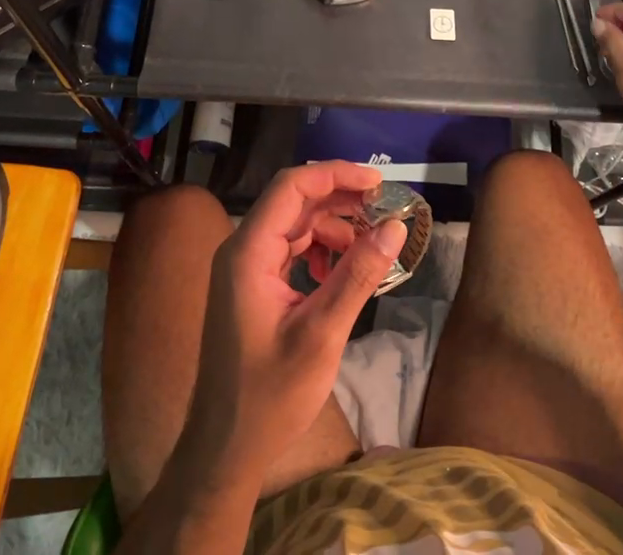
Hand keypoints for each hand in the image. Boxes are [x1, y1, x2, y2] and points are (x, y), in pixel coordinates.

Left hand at [184, 160, 407, 474]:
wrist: (226, 446)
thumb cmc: (270, 394)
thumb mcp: (322, 333)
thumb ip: (358, 275)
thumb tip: (396, 227)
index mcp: (248, 252)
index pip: (291, 188)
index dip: (335, 175)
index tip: (379, 182)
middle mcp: (241, 250)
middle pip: (293, 202)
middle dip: (340, 200)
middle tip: (386, 212)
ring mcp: (244, 269)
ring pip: (294, 225)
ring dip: (334, 227)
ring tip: (371, 246)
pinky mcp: (253, 287)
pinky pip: (290, 250)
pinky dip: (321, 251)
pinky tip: (343, 271)